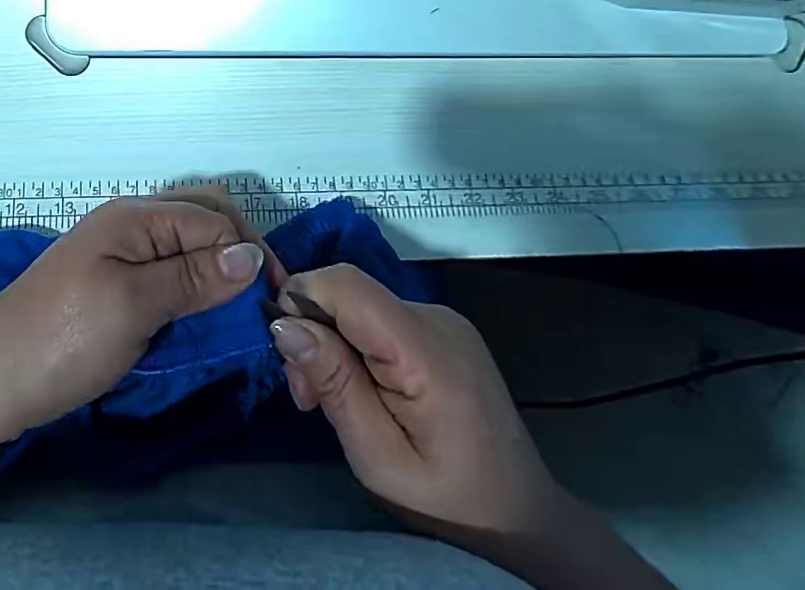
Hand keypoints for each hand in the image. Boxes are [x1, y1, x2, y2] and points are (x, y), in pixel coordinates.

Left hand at [0, 186, 279, 444]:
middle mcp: (129, 222)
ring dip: (217, 274)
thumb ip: (194, 276)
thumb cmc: (64, 339)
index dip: (250, 254)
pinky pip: (166, 273)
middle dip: (237, 256)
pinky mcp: (112, 282)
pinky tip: (203, 316)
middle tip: (262, 307)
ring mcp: (118, 252)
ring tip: (242, 315)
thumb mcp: (135, 304)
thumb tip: (251, 255)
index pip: (215, 218)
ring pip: (186, 248)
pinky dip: (192, 289)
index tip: (277, 306)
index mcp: (135, 214)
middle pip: (202, 222)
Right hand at [268, 264, 561, 539]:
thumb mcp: (378, 456)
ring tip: (332, 398)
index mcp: (427, 350)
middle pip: (345, 291)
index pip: (344, 283)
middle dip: (311, 331)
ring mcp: (440, 319)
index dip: (301, 300)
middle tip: (308, 395)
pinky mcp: (438, 327)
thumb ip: (334, 382)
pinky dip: (352, 343)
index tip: (289, 356)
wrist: (521, 520)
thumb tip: (283, 324)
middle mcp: (435, 317)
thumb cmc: (447, 501)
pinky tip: (360, 387)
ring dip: (329, 341)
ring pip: (355, 302)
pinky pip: (374, 315)